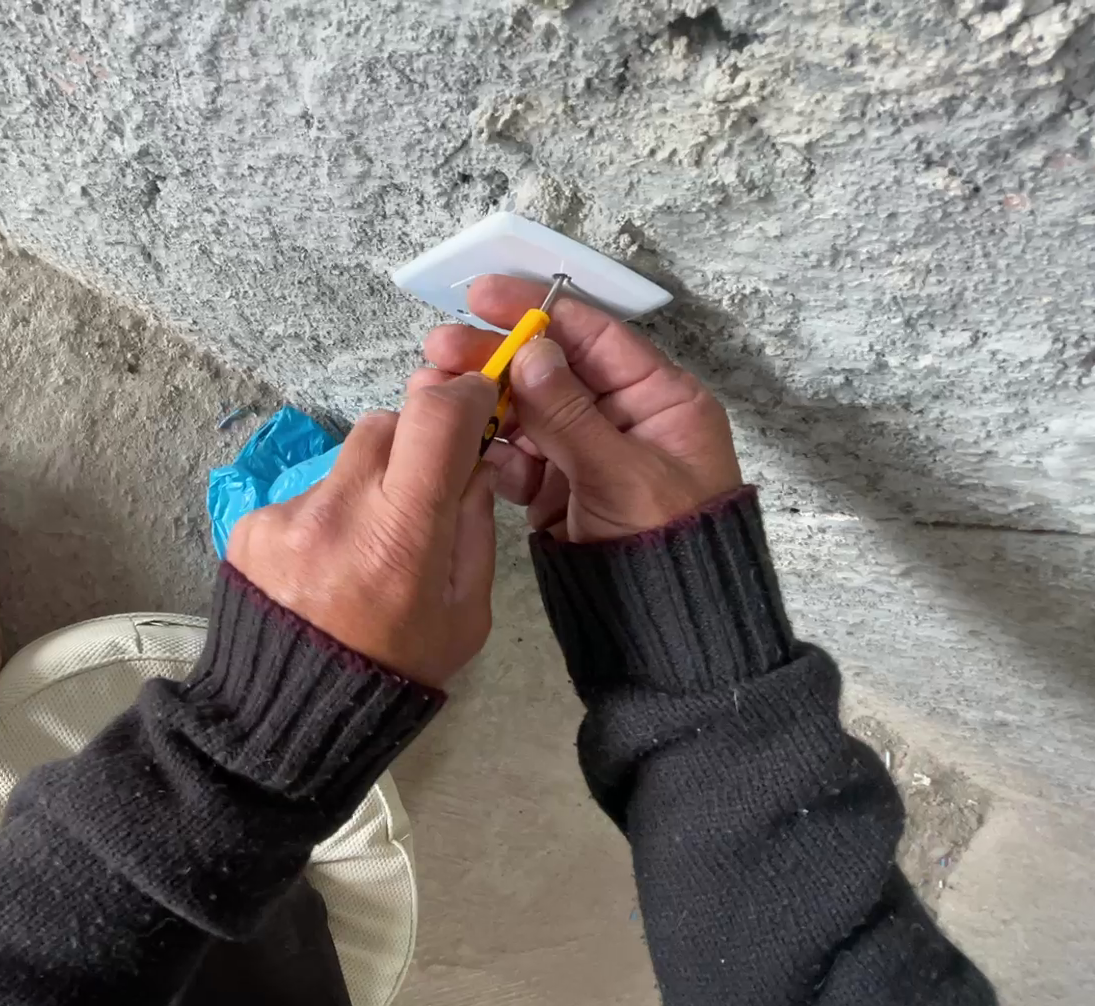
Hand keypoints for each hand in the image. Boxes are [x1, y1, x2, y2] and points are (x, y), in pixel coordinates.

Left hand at [225, 375, 500, 685]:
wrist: (286, 713)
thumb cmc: (393, 671)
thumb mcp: (464, 616)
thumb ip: (475, 529)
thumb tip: (474, 464)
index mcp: (400, 536)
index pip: (434, 419)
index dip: (461, 397)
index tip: (474, 405)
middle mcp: (338, 510)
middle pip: (384, 424)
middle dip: (413, 443)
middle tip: (416, 490)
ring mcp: (286, 514)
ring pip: (343, 460)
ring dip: (365, 483)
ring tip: (362, 546)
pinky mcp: (250, 524)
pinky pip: (304, 495)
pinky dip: (324, 515)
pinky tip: (321, 565)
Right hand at [424, 274, 742, 542]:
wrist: (657, 622)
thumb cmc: (663, 540)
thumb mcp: (623, 474)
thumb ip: (572, 414)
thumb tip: (530, 349)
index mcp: (657, 398)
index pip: (593, 337)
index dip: (539, 309)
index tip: (485, 294)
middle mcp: (616, 415)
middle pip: (549, 370)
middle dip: (494, 356)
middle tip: (438, 346)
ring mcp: (580, 450)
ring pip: (523, 412)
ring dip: (481, 401)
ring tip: (432, 390)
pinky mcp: (552, 484)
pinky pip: (514, 456)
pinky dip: (487, 449)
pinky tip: (459, 441)